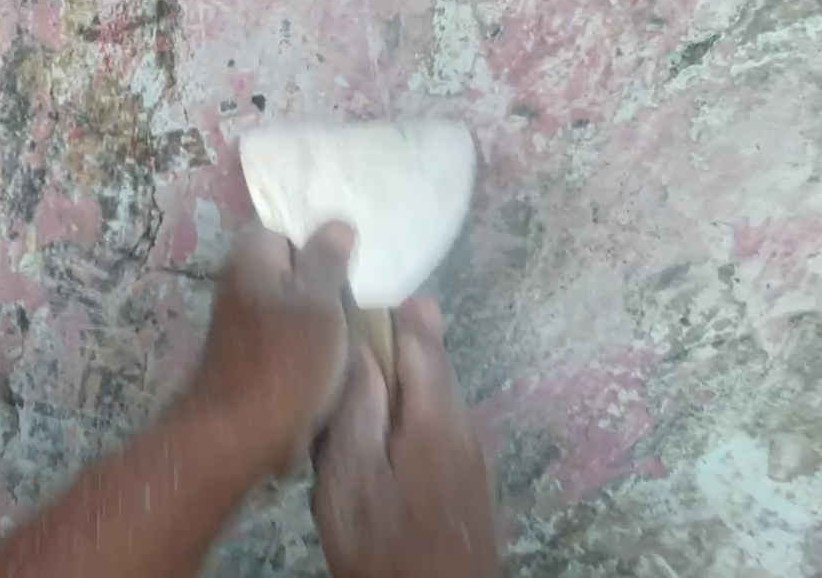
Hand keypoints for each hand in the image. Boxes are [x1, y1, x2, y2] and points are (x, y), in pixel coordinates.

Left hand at [184, 223, 355, 473]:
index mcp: (252, 256)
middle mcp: (241, 277)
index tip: (357, 246)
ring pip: (293, 296)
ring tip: (361, 313)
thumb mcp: (319, 304)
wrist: (242, 430)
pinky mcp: (252, 346)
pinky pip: (288, 324)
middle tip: (366, 282)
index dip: (321, 234)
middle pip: (292, 262)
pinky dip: (312, 331)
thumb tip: (336, 223)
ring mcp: (244, 313)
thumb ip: (327, 260)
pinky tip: (339, 344)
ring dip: (323, 306)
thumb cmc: (286, 360)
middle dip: (327, 271)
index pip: (287, 226)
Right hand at [312, 299, 498, 577]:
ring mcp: (471, 457)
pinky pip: (440, 417)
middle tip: (369, 303)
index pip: (421, 343)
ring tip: (370, 348)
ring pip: (438, 390)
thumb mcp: (350, 473)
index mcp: (435, 419)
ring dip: (409, 365)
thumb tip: (361, 347)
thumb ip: (358, 405)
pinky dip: (415, 395)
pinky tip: (389, 406)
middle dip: (405, 332)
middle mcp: (463, 428)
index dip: (398, 309)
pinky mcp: (469, 480)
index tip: (374, 280)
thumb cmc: (379, 541)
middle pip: (435, 363)